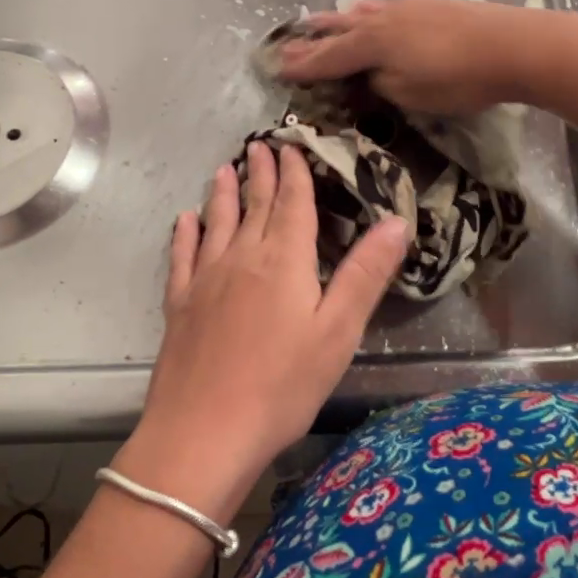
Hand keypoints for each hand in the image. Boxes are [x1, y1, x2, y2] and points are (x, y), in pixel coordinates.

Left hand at [115, 142, 409, 521]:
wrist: (203, 432)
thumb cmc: (282, 385)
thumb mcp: (338, 331)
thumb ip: (365, 273)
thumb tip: (397, 219)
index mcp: (284, 260)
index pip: (292, 203)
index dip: (295, 173)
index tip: (292, 145)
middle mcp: (243, 257)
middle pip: (254, 205)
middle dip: (261, 173)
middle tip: (260, 144)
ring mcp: (206, 279)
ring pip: (216, 222)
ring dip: (223, 193)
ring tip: (225, 169)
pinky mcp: (180, 304)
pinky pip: (183, 255)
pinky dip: (185, 233)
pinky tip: (184, 221)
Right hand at [276, 0, 563, 114]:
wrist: (512, 45)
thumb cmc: (458, 78)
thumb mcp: (410, 93)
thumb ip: (381, 82)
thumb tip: (370, 73)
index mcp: (372, 43)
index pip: (328, 58)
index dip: (303, 66)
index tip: (277, 67)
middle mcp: (382, 18)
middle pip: (339, 29)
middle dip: (313, 39)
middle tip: (288, 44)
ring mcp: (407, 7)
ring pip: (362, 13)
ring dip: (339, 21)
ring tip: (323, 21)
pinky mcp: (431, 4)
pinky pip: (384, 8)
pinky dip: (367, 14)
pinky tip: (372, 12)